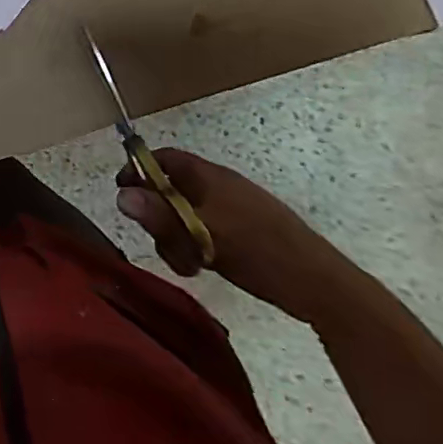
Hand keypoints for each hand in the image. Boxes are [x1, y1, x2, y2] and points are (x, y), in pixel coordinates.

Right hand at [116, 148, 362, 324]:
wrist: (320, 285)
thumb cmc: (258, 251)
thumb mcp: (200, 236)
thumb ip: (160, 216)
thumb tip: (121, 195)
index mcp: (210, 177)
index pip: (163, 157)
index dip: (139, 169)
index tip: (123, 194)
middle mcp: (220, 185)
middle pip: (171, 188)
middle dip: (158, 215)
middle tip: (159, 241)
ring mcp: (234, 207)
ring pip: (187, 213)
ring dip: (177, 236)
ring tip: (187, 263)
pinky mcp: (245, 229)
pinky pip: (205, 229)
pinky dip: (196, 246)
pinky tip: (204, 267)